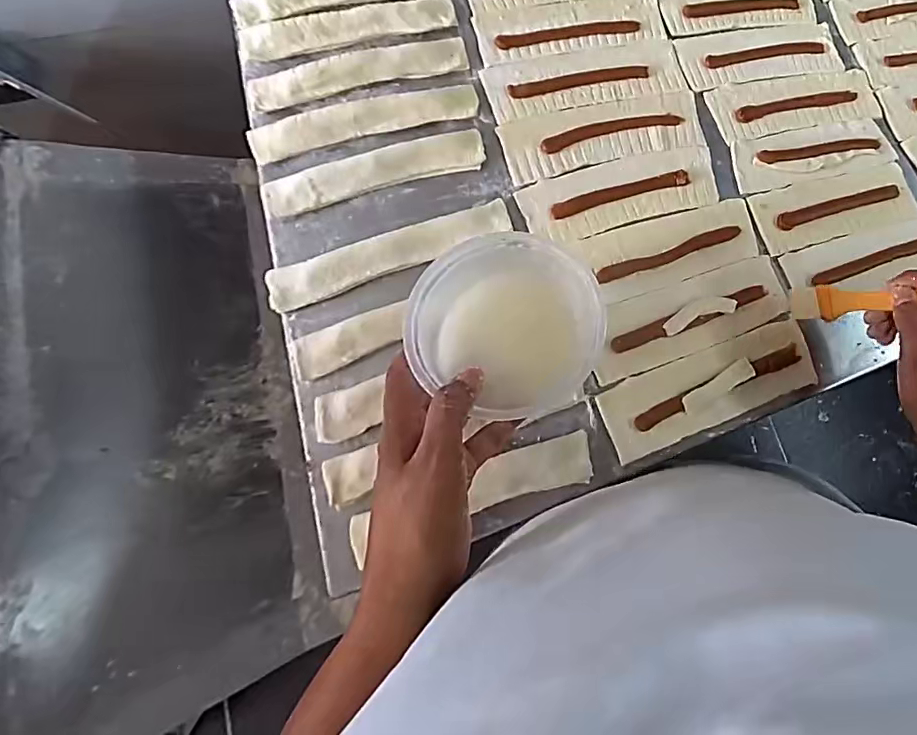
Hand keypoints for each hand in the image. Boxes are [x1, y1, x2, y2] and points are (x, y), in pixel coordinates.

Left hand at [358, 354, 517, 630]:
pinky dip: (491, 433)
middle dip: (452, 368)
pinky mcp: (451, 486)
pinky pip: (472, 448)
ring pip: (455, 419)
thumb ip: (448, 417)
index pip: (400, 379)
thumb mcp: (435, 466)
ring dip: (477, 399)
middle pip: (429, 395)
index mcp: (400, 435)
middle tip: (486, 341)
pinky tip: (516, 423)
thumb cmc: (418, 529)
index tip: (445, 322)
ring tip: (508, 375)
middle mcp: (412, 444)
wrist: (413, 595)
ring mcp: (432, 465)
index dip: (416, 349)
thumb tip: (465, 372)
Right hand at [864, 271, 916, 451]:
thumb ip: (911, 324)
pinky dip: (909, 325)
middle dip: (900, 301)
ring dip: (901, 314)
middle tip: (875, 318)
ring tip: (879, 331)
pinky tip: (892, 337)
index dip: (911, 283)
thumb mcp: (915, 365)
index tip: (887, 295)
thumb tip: (903, 293)